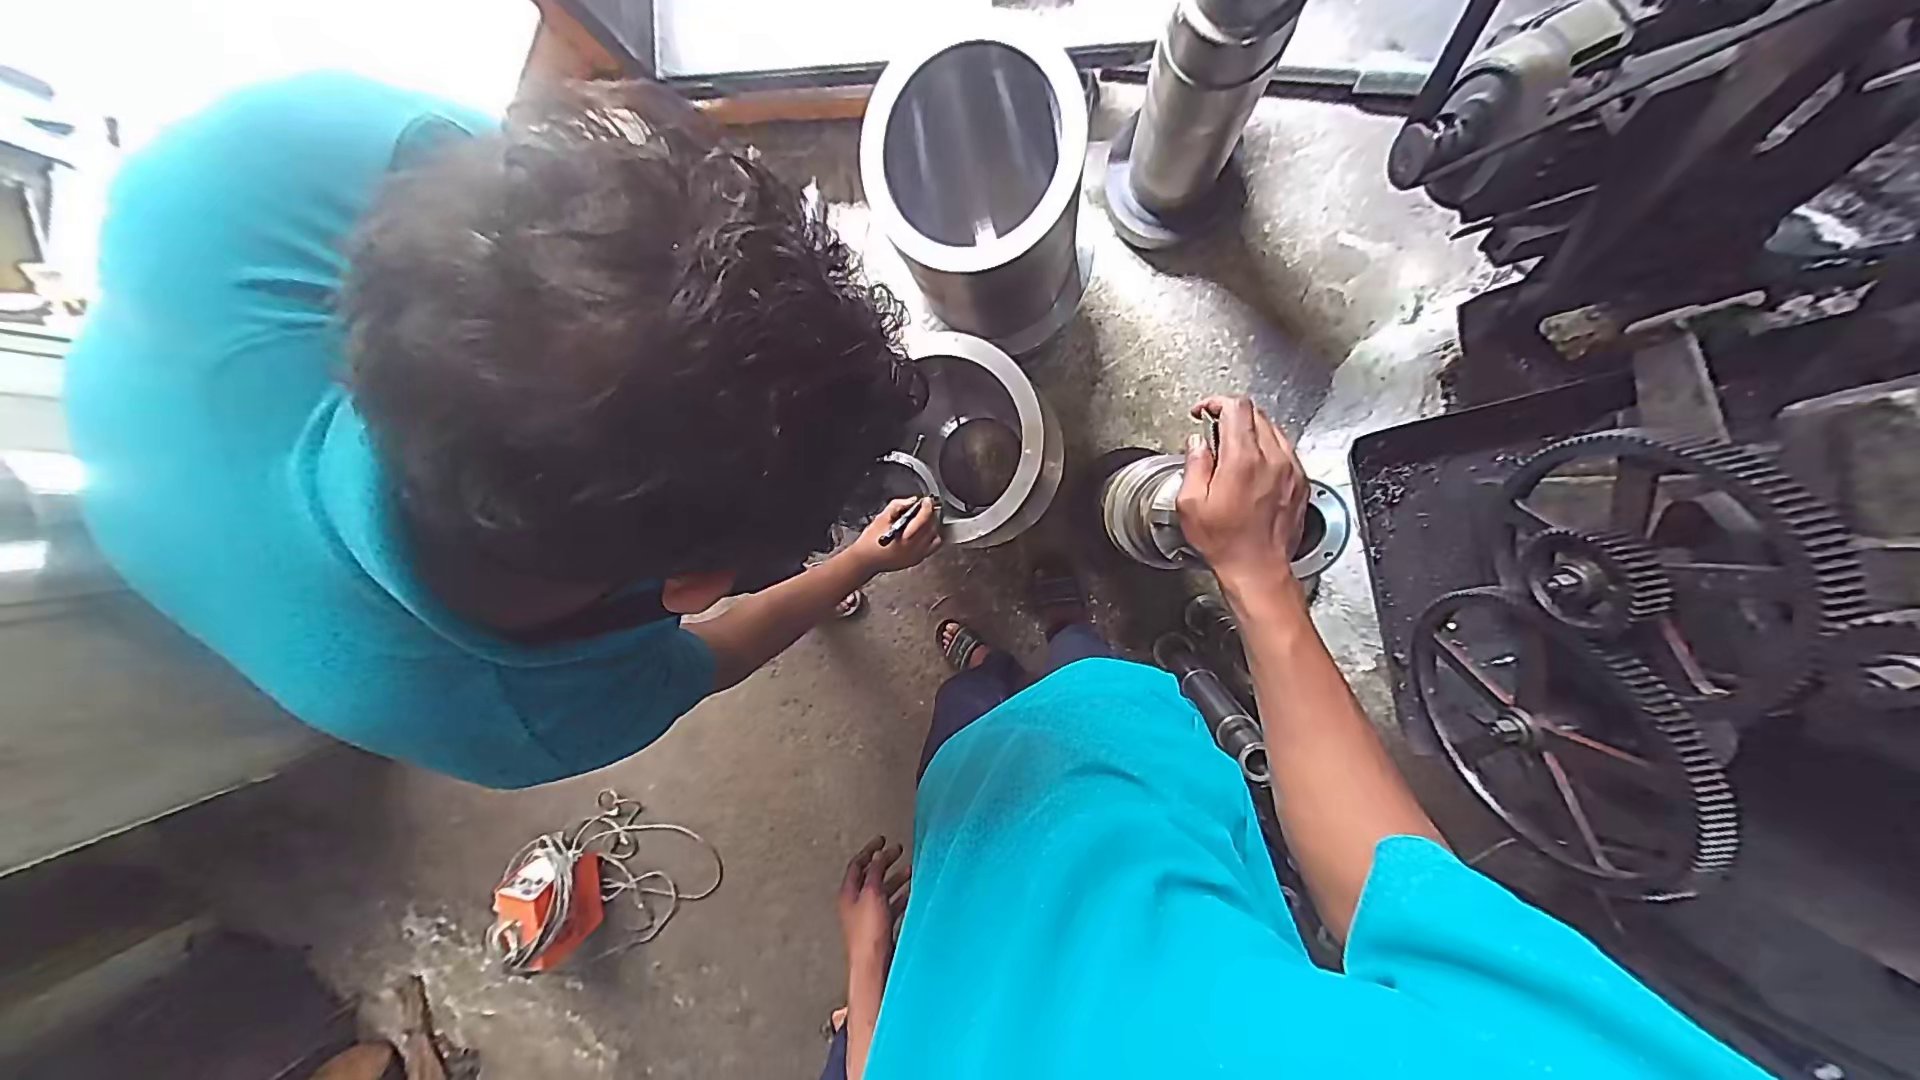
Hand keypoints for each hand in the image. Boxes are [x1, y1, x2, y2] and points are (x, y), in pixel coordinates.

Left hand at [837, 836, 909, 973]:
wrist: (873, 966)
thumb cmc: (868, 932)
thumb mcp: (872, 893)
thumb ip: (875, 871)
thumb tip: (878, 855)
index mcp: (849, 892)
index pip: (858, 863)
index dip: (870, 850)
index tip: (881, 840)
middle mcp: (856, 903)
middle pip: (871, 875)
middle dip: (885, 862)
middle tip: (897, 851)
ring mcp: (868, 916)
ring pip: (882, 890)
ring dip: (896, 878)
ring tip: (910, 871)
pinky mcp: (880, 927)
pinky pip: (891, 905)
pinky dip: (900, 897)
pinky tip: (910, 894)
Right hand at [845, 497, 941, 576]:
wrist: (866, 560)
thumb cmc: (871, 539)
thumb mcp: (881, 517)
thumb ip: (898, 506)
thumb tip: (912, 501)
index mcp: (905, 535)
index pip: (924, 517)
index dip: (927, 506)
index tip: (926, 500)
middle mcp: (914, 546)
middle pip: (931, 525)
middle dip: (929, 514)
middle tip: (924, 508)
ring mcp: (918, 554)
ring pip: (934, 535)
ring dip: (931, 525)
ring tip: (923, 520)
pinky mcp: (917, 559)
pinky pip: (933, 546)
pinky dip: (931, 536)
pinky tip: (923, 532)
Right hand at [1176, 396, 1308, 590]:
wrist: (1257, 567)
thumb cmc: (1225, 541)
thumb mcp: (1190, 503)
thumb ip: (1194, 465)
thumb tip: (1198, 444)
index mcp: (1243, 460)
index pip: (1237, 408)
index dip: (1216, 403)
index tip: (1204, 412)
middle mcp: (1273, 459)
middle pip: (1256, 415)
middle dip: (1232, 416)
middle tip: (1214, 431)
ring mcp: (1291, 470)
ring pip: (1273, 430)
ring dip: (1250, 432)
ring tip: (1231, 450)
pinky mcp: (1300, 483)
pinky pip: (1285, 451)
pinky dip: (1267, 450)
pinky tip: (1251, 467)